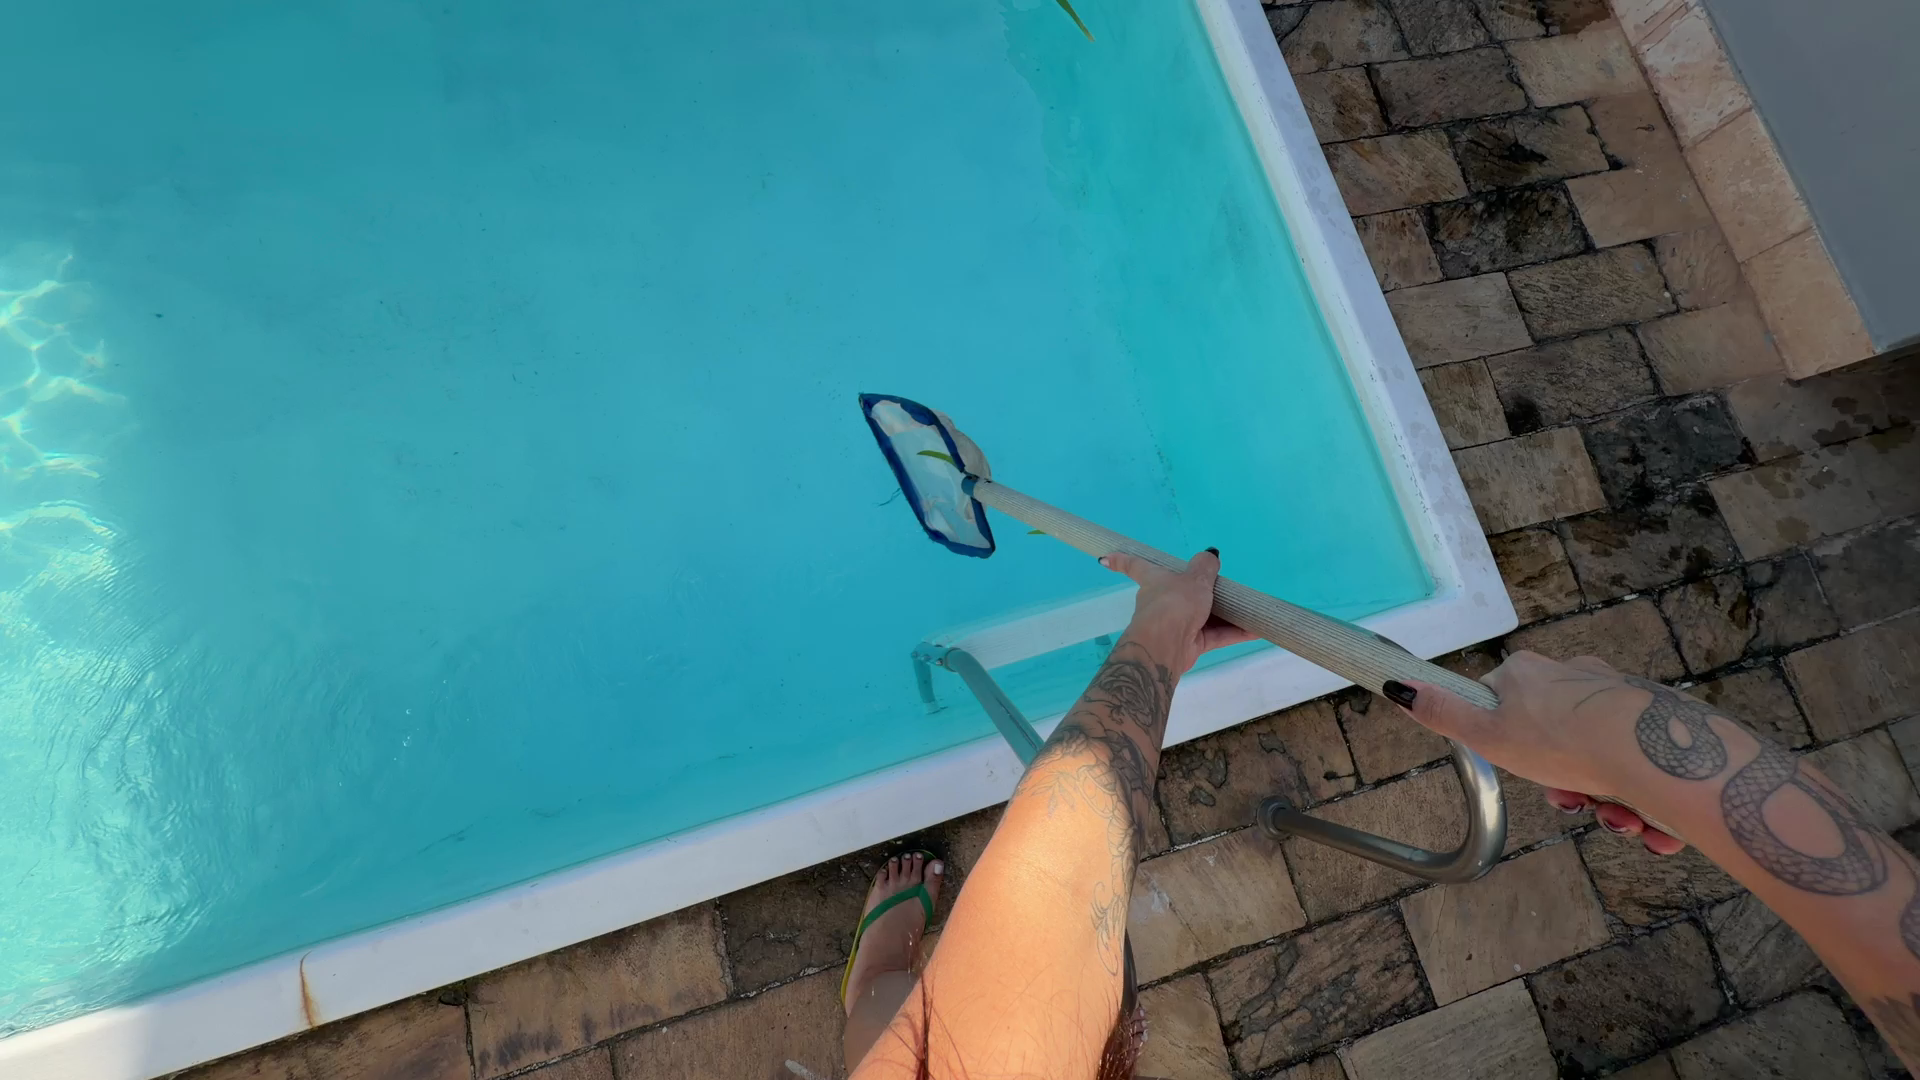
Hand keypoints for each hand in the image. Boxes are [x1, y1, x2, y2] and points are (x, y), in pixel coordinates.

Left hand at [1100, 549, 1255, 674]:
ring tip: (1249, 609)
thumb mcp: (1194, 578)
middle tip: (1224, 588)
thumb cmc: (1174, 603)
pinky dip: (1234, 632)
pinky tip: (1257, 630)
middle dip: (1198, 592)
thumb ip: (1205, 567)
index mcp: (1153, 579)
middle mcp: (1161, 601)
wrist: (1166, 644)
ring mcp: (1174, 624)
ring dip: (1223, 614)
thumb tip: (1210, 555)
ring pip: (1200, 615)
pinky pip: (1215, 635)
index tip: (1104, 558)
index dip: (1121, 559)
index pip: (1134, 565)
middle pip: (1179, 593)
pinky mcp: (1189, 644)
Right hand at [1390, 651, 1686, 854]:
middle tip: (1569, 804)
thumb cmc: (1562, 742)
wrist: (1665, 756)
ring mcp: (1624, 696)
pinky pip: (1646, 765)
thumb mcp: (1486, 735)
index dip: (1505, 740)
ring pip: (1600, 755)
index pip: (1501, 701)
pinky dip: (1646, 799)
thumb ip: (1441, 712)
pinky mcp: (1671, 722)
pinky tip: (1651, 825)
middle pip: (1552, 734)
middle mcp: (1574, 674)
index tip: (1519, 767)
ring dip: (1604, 799)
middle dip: (1560, 779)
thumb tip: (1396, 685)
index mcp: (1527, 672)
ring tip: (1617, 822)